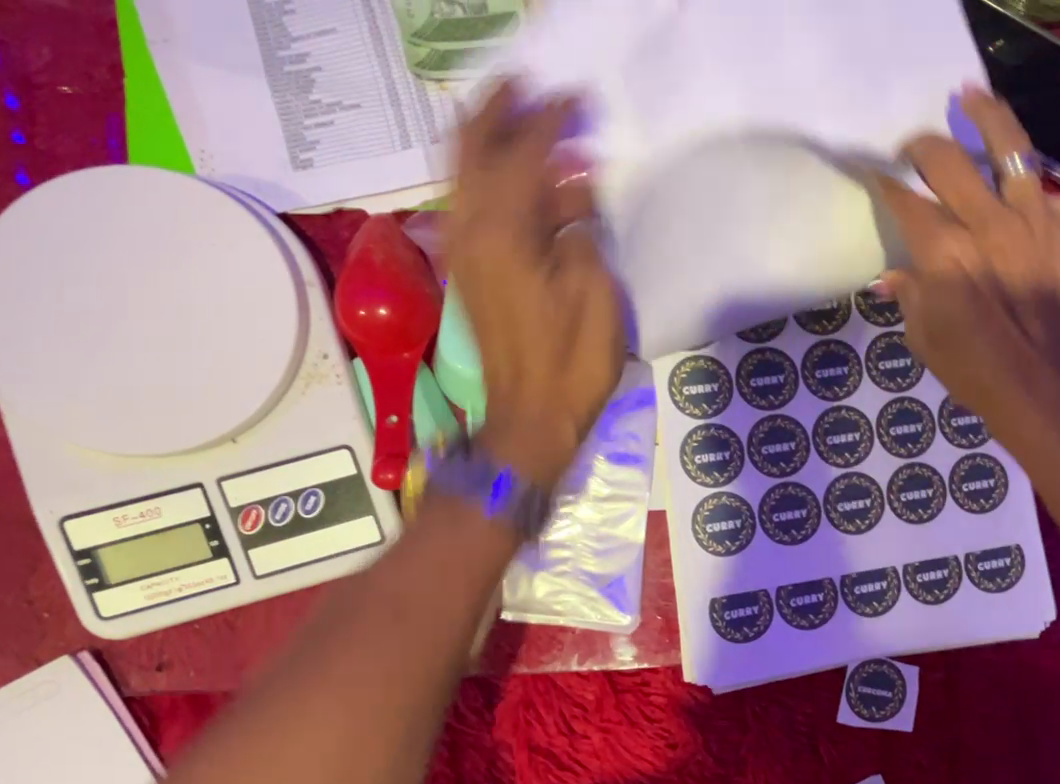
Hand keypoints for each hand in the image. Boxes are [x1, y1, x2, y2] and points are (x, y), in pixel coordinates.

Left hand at [447, 79, 624, 486]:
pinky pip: (472, 204)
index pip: (523, 155)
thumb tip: (573, 195)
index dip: (550, 122)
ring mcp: (465, 252)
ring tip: (523, 123)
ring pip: (465, 175)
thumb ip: (580, 232)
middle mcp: (471, 231)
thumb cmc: (570, 362)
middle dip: (498, 112)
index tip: (578, 98)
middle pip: (472, 149)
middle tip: (528, 88)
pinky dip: (491, 179)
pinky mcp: (471, 271)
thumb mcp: (594, 294)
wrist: (529, 418)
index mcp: (503, 233)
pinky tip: (519, 181)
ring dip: (490, 142)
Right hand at [870, 88, 1059, 435]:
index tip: (873, 178)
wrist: (1039, 389)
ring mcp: (1035, 221)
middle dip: (920, 149)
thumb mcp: (925, 337)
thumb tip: (891, 276)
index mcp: (942, 254)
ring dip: (986, 112)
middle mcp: (987, 225)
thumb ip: (911, 295)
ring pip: (1010, 146)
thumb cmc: (973, 372)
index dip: (883, 186)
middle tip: (913, 154)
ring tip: (968, 95)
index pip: (904, 201)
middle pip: (946, 162)